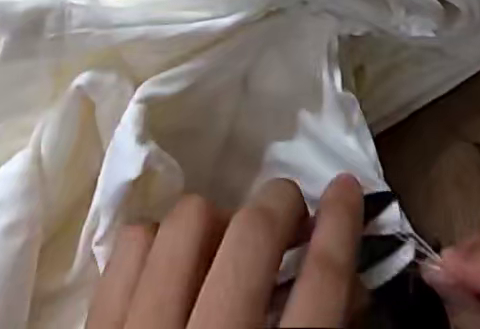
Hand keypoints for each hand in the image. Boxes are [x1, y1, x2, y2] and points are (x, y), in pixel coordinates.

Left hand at [85, 173, 364, 328]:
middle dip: (281, 207)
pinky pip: (131, 245)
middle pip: (251, 238)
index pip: (319, 288)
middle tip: (291, 215)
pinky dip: (159, 242)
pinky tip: (174, 266)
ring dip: (219, 222)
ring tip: (228, 245)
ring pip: (186, 224)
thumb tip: (343, 279)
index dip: (340, 227)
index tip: (348, 190)